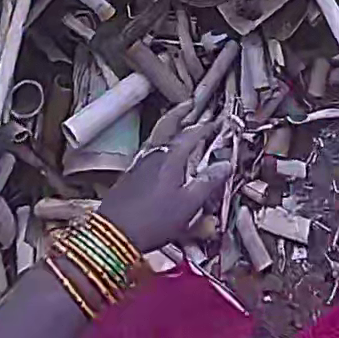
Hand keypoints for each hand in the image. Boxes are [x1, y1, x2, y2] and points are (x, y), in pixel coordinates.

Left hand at [97, 120, 231, 251]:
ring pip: (156, 135)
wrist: (113, 233)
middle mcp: (154, 154)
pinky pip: (149, 148)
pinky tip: (161, 151)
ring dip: (168, 125)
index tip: (216, 122)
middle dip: (180, 112)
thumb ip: (207, 183)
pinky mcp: (131, 174)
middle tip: (189, 104)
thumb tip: (225, 166)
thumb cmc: (152, 220)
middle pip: (167, 125)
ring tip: (177, 123)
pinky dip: (159, 141)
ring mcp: (140, 162)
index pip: (191, 134)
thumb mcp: (187, 205)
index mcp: (170, 158)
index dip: (205, 127)